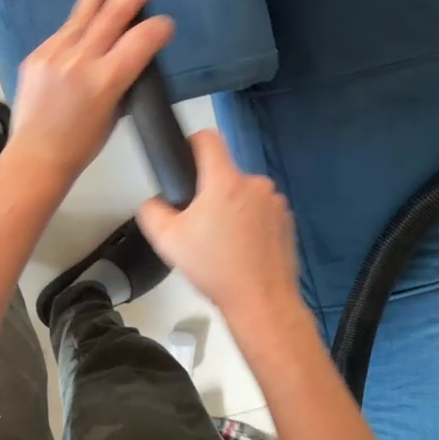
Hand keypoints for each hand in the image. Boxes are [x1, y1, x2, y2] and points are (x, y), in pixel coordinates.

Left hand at [8, 0, 173, 185]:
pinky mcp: (36, 54)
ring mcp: (54, 53)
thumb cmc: (81, 145)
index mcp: (105, 80)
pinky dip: (79, 23)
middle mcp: (79, 59)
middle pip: (113, 12)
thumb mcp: (115, 112)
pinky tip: (85, 19)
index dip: (159, 27)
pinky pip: (64, 31)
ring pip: (83, 12)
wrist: (35, 156)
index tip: (166, 25)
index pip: (142, 39)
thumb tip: (131, 54)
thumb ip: (123, 78)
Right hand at [138, 129, 302, 325]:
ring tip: (222, 240)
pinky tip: (242, 247)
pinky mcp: (287, 219)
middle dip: (210, 191)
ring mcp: (275, 201)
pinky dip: (251, 221)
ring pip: (243, 192)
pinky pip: (261, 210)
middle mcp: (254, 184)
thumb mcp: (167, 240)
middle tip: (200, 222)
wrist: (261, 301)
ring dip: (232, 207)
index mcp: (225, 182)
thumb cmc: (216, 269)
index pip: (207, 138)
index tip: (185, 159)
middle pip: (224, 172)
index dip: (191, 142)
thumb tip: (155, 201)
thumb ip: (151, 210)